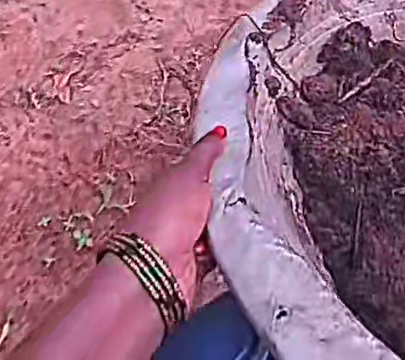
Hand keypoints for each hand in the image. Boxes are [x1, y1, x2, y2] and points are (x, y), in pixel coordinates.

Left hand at [116, 127, 226, 307]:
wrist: (156, 273)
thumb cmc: (164, 218)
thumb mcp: (191, 173)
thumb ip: (206, 153)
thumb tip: (218, 131)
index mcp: (171, 184)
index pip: (198, 168)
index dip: (218, 162)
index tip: (239, 156)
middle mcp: (177, 212)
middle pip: (210, 198)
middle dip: (228, 195)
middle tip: (248, 187)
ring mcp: (186, 240)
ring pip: (218, 225)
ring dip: (229, 223)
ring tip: (244, 213)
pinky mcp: (197, 266)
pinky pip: (221, 251)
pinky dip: (229, 247)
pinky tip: (239, 240)